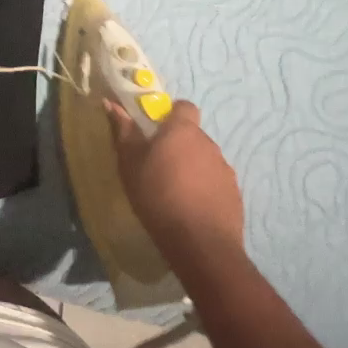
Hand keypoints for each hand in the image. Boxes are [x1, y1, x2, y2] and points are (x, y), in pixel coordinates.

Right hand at [104, 99, 244, 268]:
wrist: (201, 244)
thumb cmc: (158, 195)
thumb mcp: (130, 163)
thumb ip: (124, 131)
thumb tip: (112, 103)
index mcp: (183, 131)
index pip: (184, 106)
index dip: (171, 114)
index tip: (156, 130)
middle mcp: (208, 144)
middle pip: (193, 135)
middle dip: (178, 144)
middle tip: (158, 164)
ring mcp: (225, 170)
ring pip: (205, 159)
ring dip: (192, 167)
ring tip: (175, 191)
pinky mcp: (235, 195)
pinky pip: (216, 182)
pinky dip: (204, 188)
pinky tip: (191, 208)